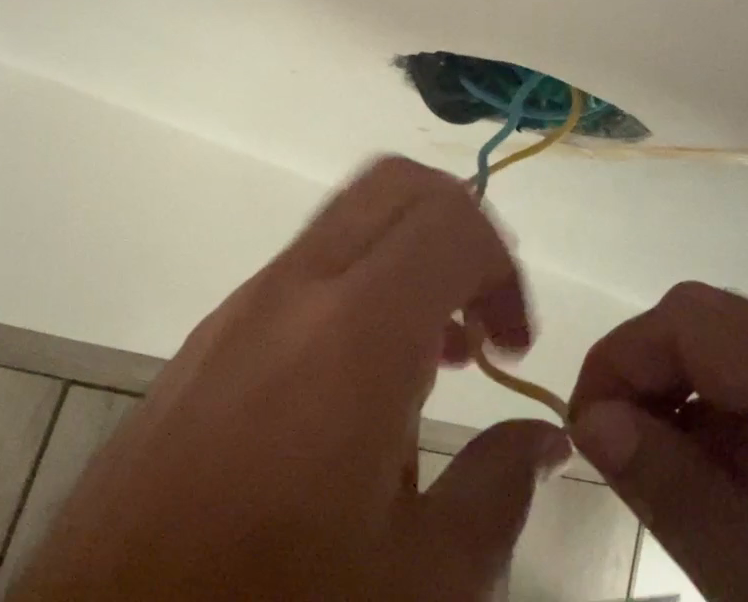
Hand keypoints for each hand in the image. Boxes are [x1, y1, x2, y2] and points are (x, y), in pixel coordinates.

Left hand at [10, 156, 570, 601]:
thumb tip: (538, 437)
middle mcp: (291, 291)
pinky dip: (353, 291)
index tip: (511, 349)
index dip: (503, 267)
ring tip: (432, 364)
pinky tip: (357, 393)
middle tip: (481, 322)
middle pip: (391, 186)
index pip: (449, 220)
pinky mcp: (209, 335)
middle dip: (458, 231)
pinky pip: (300, 274)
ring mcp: (239, 306)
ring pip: (343, 226)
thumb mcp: (419, 575)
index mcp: (353, 333)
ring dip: (403, 263)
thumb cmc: (280, 594)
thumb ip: (497, 489)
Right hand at [567, 283, 747, 601]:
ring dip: (687, 409)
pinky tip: (732, 501)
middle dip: (647, 382)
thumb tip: (593, 419)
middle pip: (718, 328)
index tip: (584, 438)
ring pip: (745, 358)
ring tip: (673, 495)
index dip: (620, 362)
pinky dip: (733, 432)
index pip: (695, 322)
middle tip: (621, 468)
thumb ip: (689, 508)